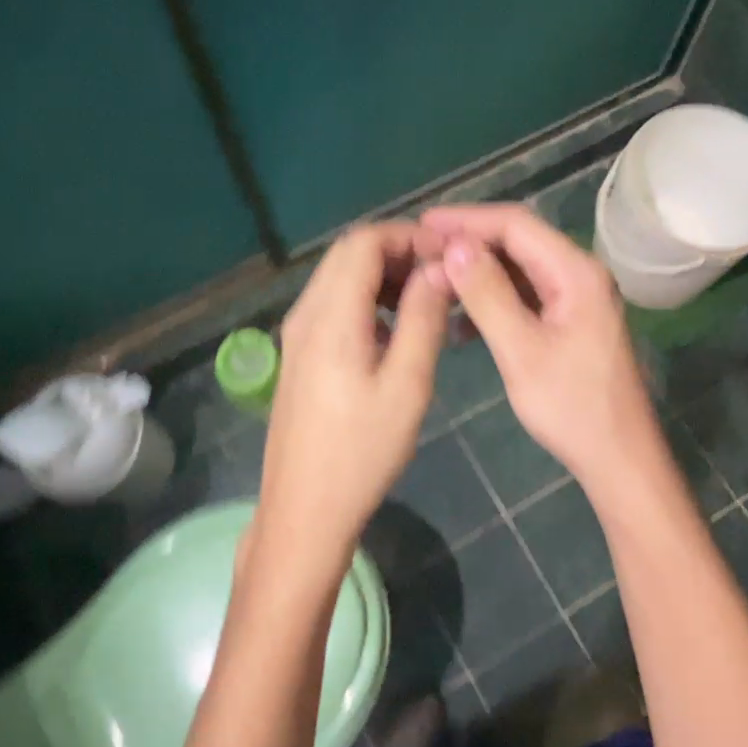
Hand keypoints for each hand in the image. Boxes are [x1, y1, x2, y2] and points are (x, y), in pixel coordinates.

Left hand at [257, 222, 448, 567]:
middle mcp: (305, 315)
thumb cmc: (362, 452)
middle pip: (349, 254)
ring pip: (340, 278)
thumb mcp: (407, 385)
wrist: (304, 510)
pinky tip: (397, 331)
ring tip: (429, 301)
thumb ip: (423, 318)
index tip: (451, 257)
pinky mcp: (299, 357)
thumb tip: (439, 269)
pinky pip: (333, 306)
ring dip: (384, 276)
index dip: (410, 236)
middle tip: (444, 277)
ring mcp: (297, 336)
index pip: (365, 241)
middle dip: (399, 252)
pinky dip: (367, 300)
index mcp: (331, 316)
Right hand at [416, 203, 657, 484]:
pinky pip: (526, 298)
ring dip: (477, 275)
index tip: (422, 225)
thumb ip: (488, 295)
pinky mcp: (570, 323)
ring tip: (432, 286)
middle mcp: (580, 275)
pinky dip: (492, 302)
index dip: (466, 220)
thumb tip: (455, 246)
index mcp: (576, 272)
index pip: (516, 225)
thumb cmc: (571, 407)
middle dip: (469, 245)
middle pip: (518, 242)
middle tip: (420, 254)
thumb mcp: (521, 350)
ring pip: (519, 270)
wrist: (618, 457)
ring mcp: (577, 299)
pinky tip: (460, 324)